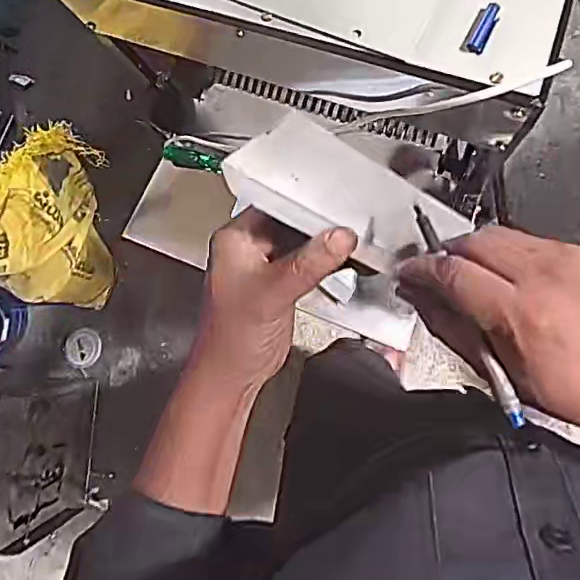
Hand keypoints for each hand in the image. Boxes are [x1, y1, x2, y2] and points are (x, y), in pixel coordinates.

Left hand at [193, 209, 357, 389]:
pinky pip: (305, 263)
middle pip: (289, 223)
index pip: (274, 206)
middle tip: (346, 221)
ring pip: (299, 243)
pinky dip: (322, 262)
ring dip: (322, 244)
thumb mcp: (273, 293)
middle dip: (317, 224)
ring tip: (348, 240)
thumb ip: (308, 264)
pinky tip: (340, 261)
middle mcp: (247, 248)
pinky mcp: (280, 284)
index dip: (304, 204)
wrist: (232, 375)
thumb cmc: (231, 337)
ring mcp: (264, 266)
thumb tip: (338, 238)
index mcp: (235, 239)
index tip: (333, 204)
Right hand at [397, 226, 579, 434]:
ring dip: (469, 249)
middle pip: (470, 241)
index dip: (422, 269)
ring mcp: (563, 260)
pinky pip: (520, 238)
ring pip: (493, 233)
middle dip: (444, 255)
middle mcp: (544, 277)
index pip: (453, 271)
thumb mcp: (497, 370)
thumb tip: (421, 298)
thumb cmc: (574, 392)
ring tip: (463, 274)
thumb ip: (451, 326)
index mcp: (522, 312)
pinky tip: (497, 272)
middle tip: (431, 274)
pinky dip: (499, 250)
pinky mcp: (573, 253)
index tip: (409, 272)